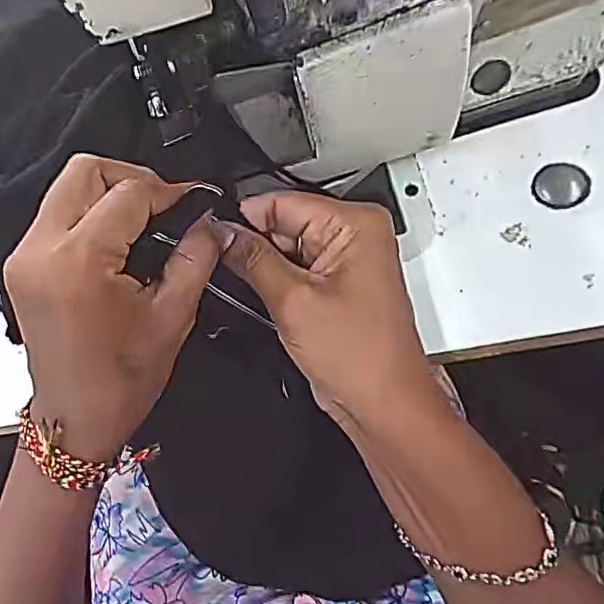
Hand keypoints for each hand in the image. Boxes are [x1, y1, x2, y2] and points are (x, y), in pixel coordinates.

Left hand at [4, 155, 220, 462]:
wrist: (77, 418)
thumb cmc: (116, 384)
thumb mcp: (172, 316)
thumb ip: (194, 258)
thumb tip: (206, 224)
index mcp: (78, 263)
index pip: (128, 194)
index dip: (168, 192)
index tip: (190, 202)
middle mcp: (40, 253)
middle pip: (85, 171)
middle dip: (133, 178)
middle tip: (165, 203)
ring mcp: (25, 258)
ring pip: (68, 187)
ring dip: (111, 193)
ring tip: (145, 221)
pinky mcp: (22, 266)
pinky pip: (57, 215)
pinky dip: (91, 214)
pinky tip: (120, 239)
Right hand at [217, 191, 431, 423]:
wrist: (383, 403)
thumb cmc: (364, 359)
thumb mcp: (293, 301)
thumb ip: (252, 260)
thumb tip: (225, 233)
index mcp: (357, 224)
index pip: (283, 200)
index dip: (245, 220)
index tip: (220, 238)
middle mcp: (358, 236)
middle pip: (284, 222)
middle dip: (258, 249)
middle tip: (243, 277)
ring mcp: (349, 262)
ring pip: (287, 249)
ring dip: (270, 272)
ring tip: (276, 303)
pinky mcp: (339, 285)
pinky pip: (298, 271)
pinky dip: (282, 287)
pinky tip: (283, 309)